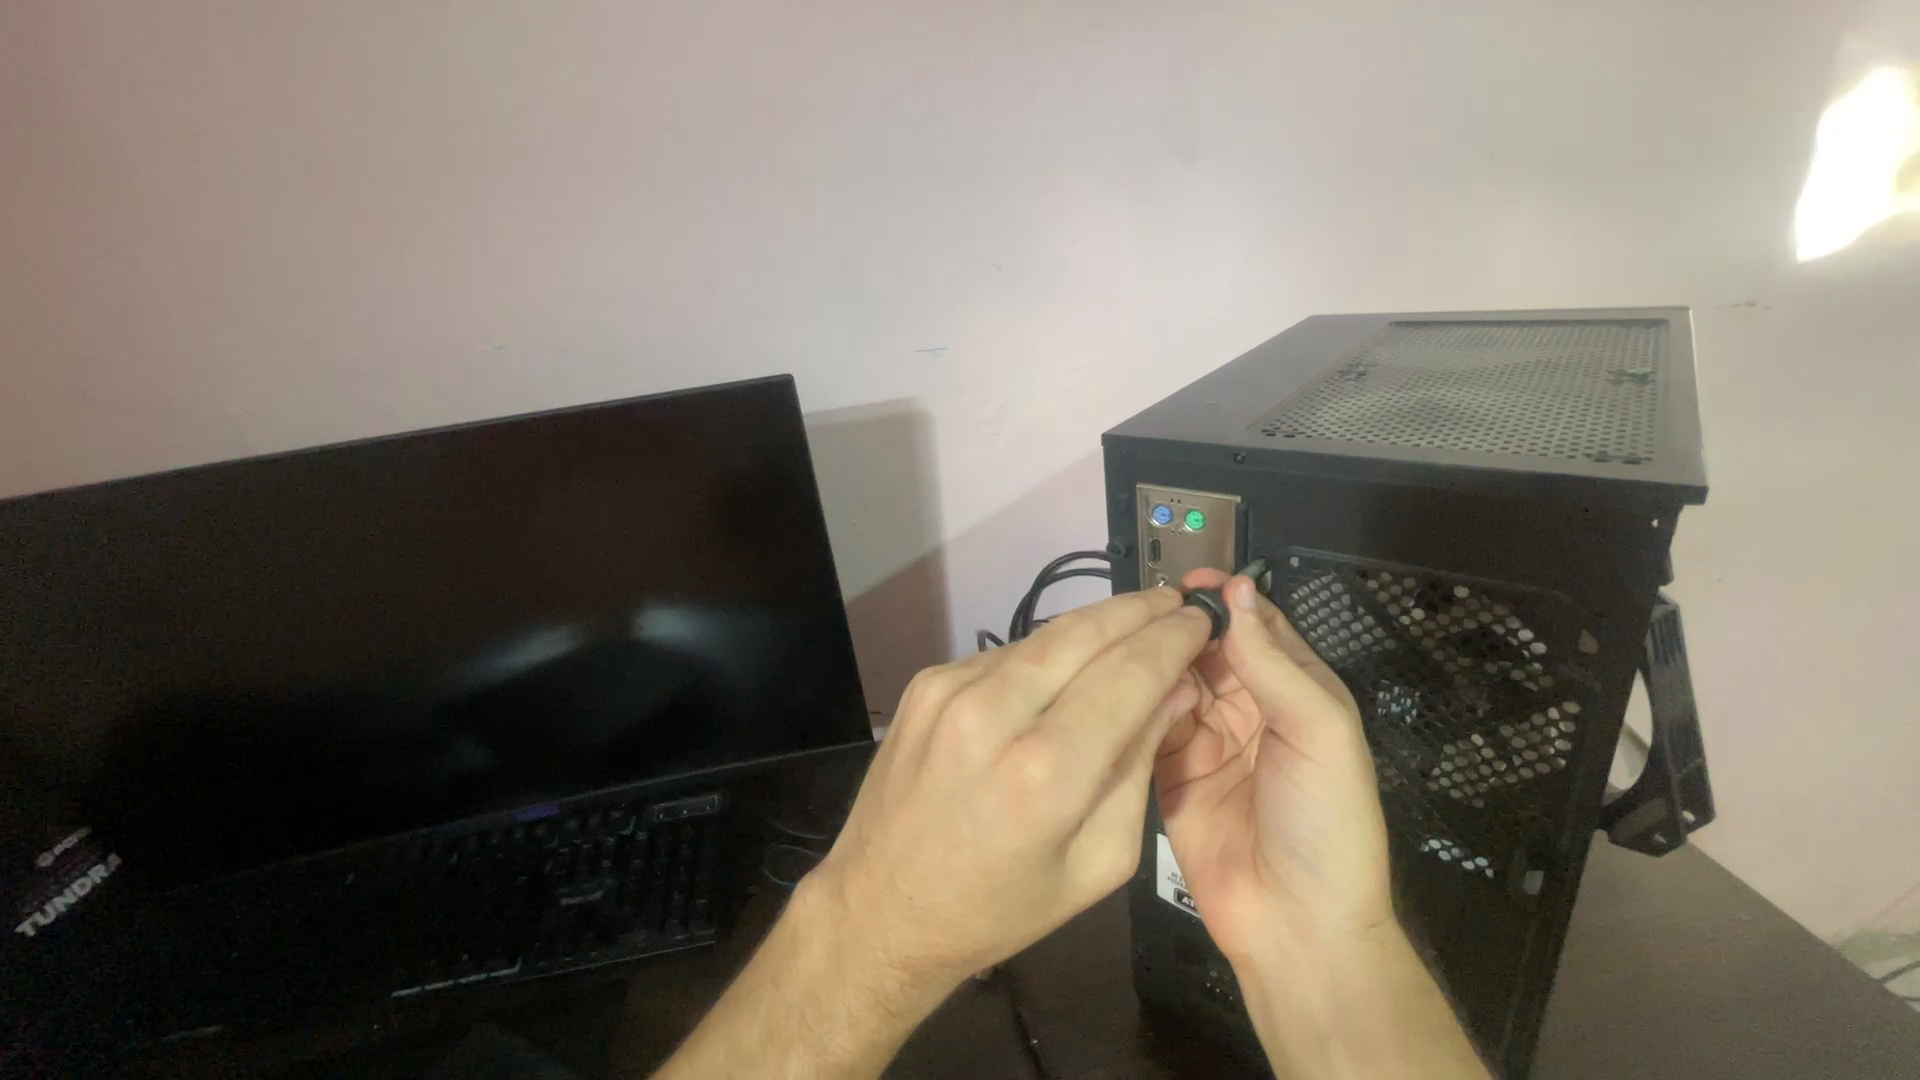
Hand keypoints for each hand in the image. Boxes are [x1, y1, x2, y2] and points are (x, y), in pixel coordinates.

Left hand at [808, 586, 1210, 989]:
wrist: (883, 904)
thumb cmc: (999, 905)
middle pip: (1086, 634)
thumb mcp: (1097, 864)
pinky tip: (1067, 665)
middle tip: (1176, 599)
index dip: (1173, 639)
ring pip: (1045, 636)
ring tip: (1136, 621)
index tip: (1202, 618)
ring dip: (1095, 625)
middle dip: (1140, 610)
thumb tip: (1174, 690)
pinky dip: (1045, 653)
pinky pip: (1005, 654)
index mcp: (1045, 774)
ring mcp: (950, 689)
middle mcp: (993, 714)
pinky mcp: (926, 682)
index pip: (1129, 674)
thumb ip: (1140, 769)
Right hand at [1156, 568, 1393, 962]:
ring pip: (1172, 683)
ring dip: (1153, 664)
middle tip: (1140, 611)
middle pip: (1206, 652)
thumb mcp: (1317, 733)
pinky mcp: (1167, 772)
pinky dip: (1134, 706)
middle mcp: (1248, 710)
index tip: (1186, 580)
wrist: (1294, 926)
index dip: (1225, 601)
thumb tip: (1236, 592)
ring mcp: (1204, 741)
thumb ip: (1273, 664)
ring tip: (1122, 644)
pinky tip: (1118, 690)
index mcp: (1295, 693)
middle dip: (1179, 629)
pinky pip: (1147, 727)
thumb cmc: (1324, 823)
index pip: (1256, 629)